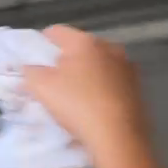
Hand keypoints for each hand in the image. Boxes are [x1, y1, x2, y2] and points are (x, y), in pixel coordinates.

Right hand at [22, 25, 150, 165]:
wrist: (118, 136)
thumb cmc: (76, 104)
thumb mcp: (41, 87)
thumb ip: (30, 71)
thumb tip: (30, 67)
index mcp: (84, 41)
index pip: (56, 31)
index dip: (40, 43)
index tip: (32, 61)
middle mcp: (109, 47)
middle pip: (79, 48)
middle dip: (64, 60)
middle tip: (51, 80)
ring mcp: (127, 66)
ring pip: (97, 64)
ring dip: (85, 74)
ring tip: (73, 95)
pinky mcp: (137, 86)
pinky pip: (111, 81)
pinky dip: (100, 88)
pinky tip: (93, 105)